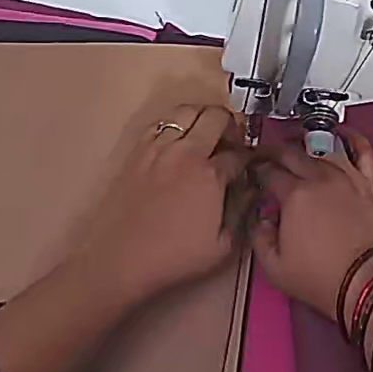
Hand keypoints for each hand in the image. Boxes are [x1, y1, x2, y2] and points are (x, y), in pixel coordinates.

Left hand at [60, 105, 253, 305]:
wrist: (121, 260)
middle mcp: (185, 153)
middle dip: (232, 126)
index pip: (239, 152)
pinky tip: (177, 142)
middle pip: (217, 117)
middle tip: (232, 144)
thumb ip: (242, 211)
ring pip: (188, 111)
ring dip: (204, 118)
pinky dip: (175, 124)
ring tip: (207, 135)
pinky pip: (161, 123)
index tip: (249, 166)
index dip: (249, 158)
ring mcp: (158, 148)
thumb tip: (251, 188)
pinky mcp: (138, 152)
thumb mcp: (222, 246)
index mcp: (209, 175)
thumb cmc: (175, 257)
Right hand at [252, 131, 372, 321]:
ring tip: (295, 147)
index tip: (252, 174)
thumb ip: (259, 237)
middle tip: (266, 157)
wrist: (366, 282)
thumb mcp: (274, 266)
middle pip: (291, 153)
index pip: (268, 172)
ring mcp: (346, 178)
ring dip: (304, 145)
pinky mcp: (367, 185)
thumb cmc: (323, 276)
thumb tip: (260, 221)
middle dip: (273, 153)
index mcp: (294, 195)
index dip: (256, 170)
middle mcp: (319, 179)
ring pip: (321, 149)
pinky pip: (362, 152)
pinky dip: (353, 139)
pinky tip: (342, 135)